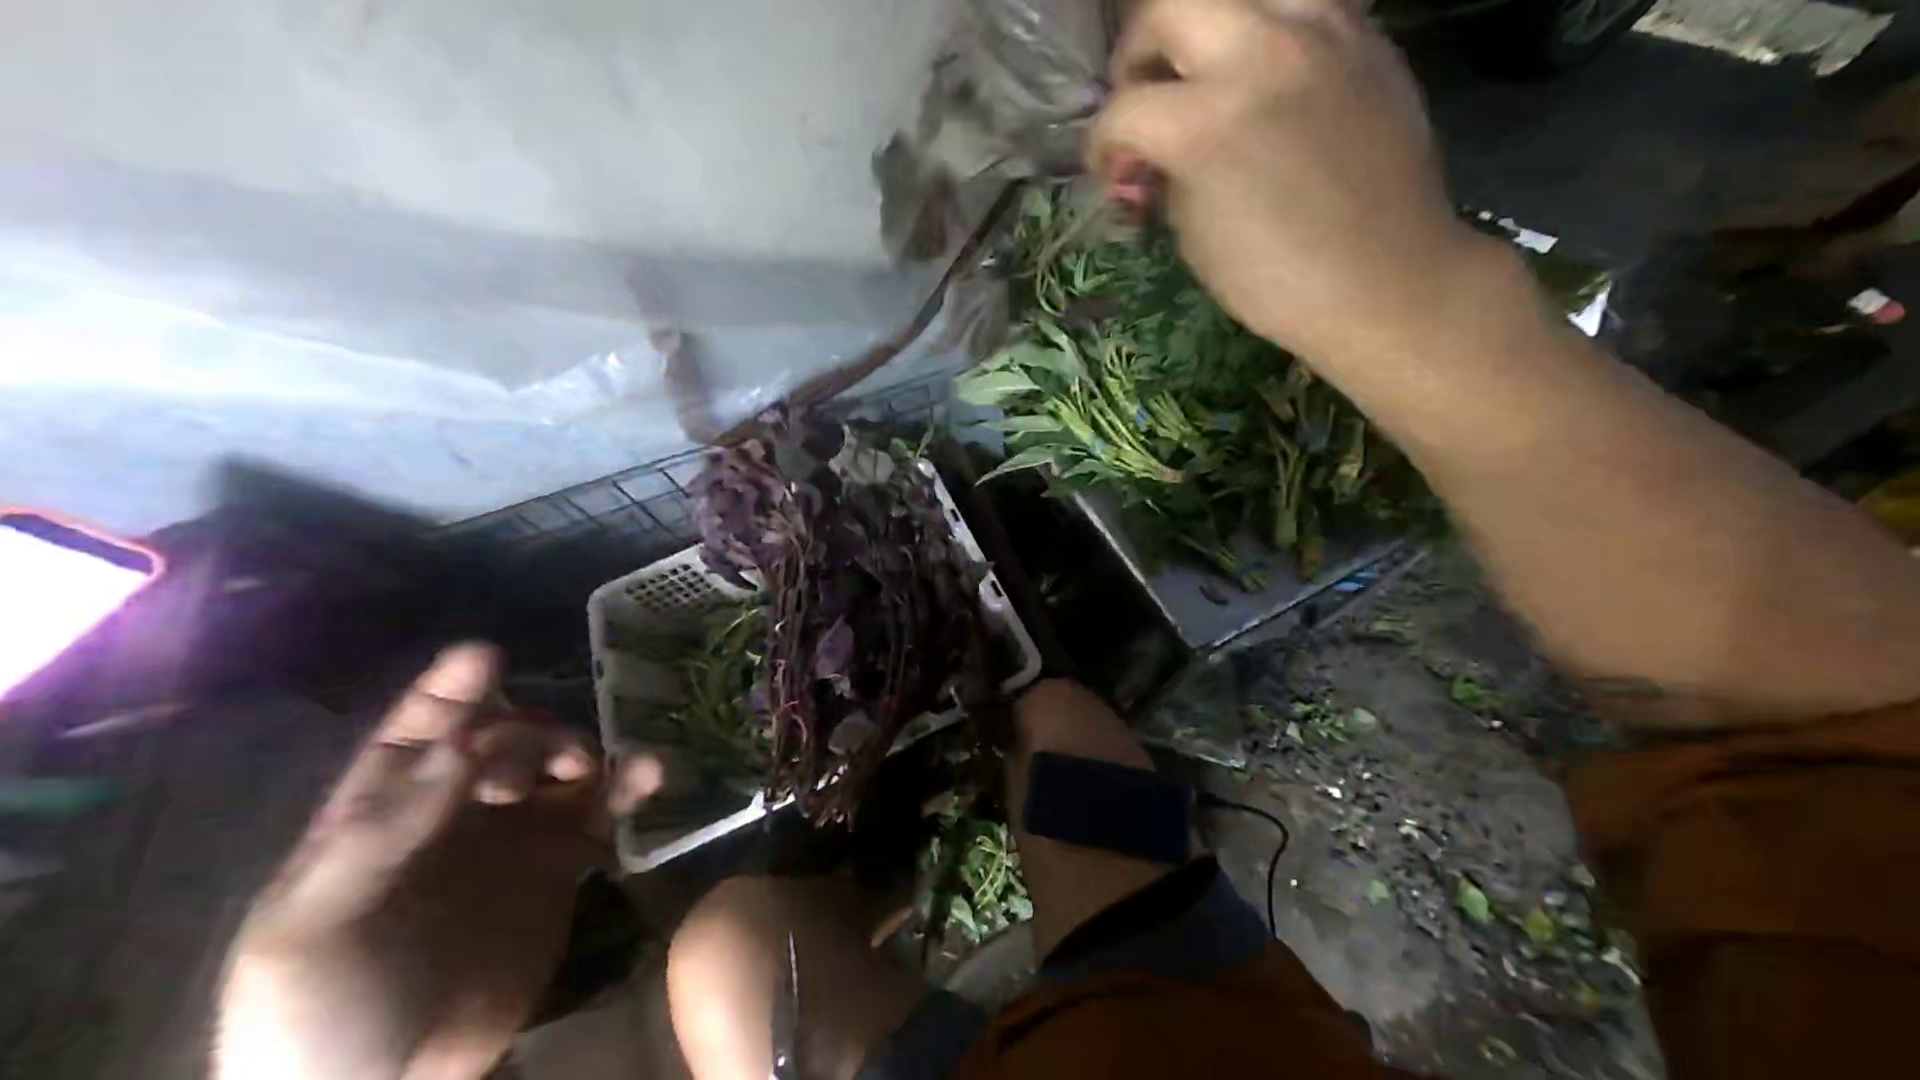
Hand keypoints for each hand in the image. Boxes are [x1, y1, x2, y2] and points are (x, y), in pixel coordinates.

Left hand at [217, 644, 663, 1079]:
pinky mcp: (562, 866)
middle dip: (525, 740)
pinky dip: (629, 789)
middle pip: (504, 743)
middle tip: (535, 776)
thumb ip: (379, 834)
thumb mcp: (310, 929)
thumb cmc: (322, 1012)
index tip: (485, 654)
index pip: (416, 736)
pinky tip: (653, 776)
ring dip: (588, 752)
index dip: (448, 693)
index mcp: (383, 814)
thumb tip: (459, 748)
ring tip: (601, 770)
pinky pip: (603, 813)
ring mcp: (515, 836)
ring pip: (562, 769)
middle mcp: (455, 811)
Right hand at [1090, 0, 1487, 362]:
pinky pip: (1296, 7)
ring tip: (1202, 77)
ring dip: (1201, 31)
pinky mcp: (1362, 36)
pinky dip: (1262, 34)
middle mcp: (1257, 54)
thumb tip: (1149, 157)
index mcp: (1203, 124)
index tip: (1109, 169)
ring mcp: (1318, 33)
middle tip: (1141, 99)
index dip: (1100, 145)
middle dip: (1136, 56)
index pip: (1122, 110)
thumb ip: (1163, 177)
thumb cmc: (1273, 279)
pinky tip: (1261, 80)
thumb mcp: (1191, 235)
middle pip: (1165, 10)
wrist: (1381, 279)